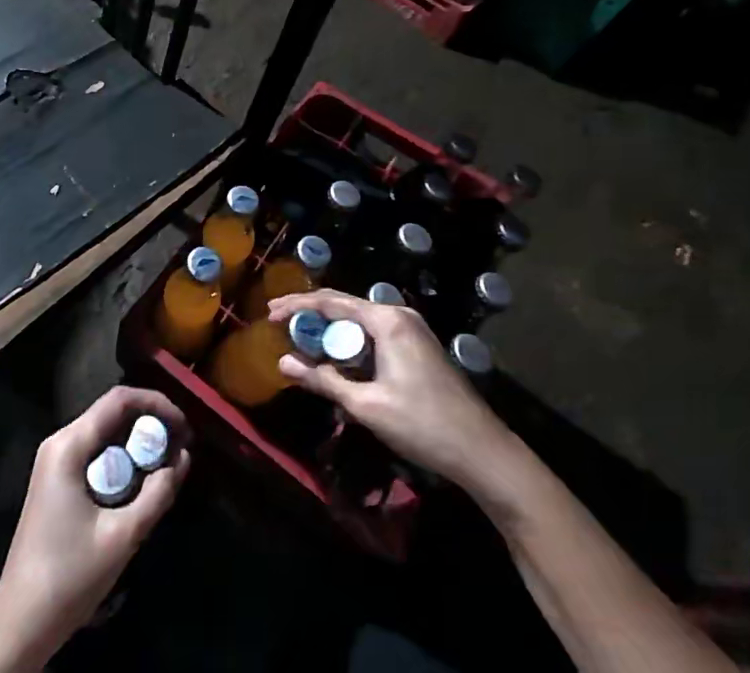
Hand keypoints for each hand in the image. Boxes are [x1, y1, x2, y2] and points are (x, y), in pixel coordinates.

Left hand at [0, 387, 190, 672]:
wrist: (21, 622)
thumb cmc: (70, 575)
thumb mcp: (125, 534)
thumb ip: (159, 492)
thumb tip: (184, 457)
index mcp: (69, 446)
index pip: (120, 400)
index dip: (157, 404)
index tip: (185, 429)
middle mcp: (60, 444)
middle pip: (114, 413)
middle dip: (152, 425)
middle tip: (182, 450)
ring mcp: (57, 462)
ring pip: (108, 434)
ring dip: (141, 445)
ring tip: (169, 467)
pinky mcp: (60, 481)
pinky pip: (99, 454)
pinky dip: (126, 461)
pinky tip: (143, 485)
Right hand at [268, 289, 515, 493]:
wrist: (479, 447)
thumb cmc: (421, 424)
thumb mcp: (366, 404)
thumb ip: (324, 380)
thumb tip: (283, 363)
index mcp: (387, 321)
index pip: (332, 302)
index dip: (298, 306)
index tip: (269, 313)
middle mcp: (400, 315)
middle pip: (346, 305)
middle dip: (310, 313)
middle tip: (278, 321)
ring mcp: (412, 329)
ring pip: (360, 319)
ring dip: (330, 328)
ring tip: (300, 337)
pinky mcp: (418, 345)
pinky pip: (375, 333)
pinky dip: (350, 340)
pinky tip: (335, 354)